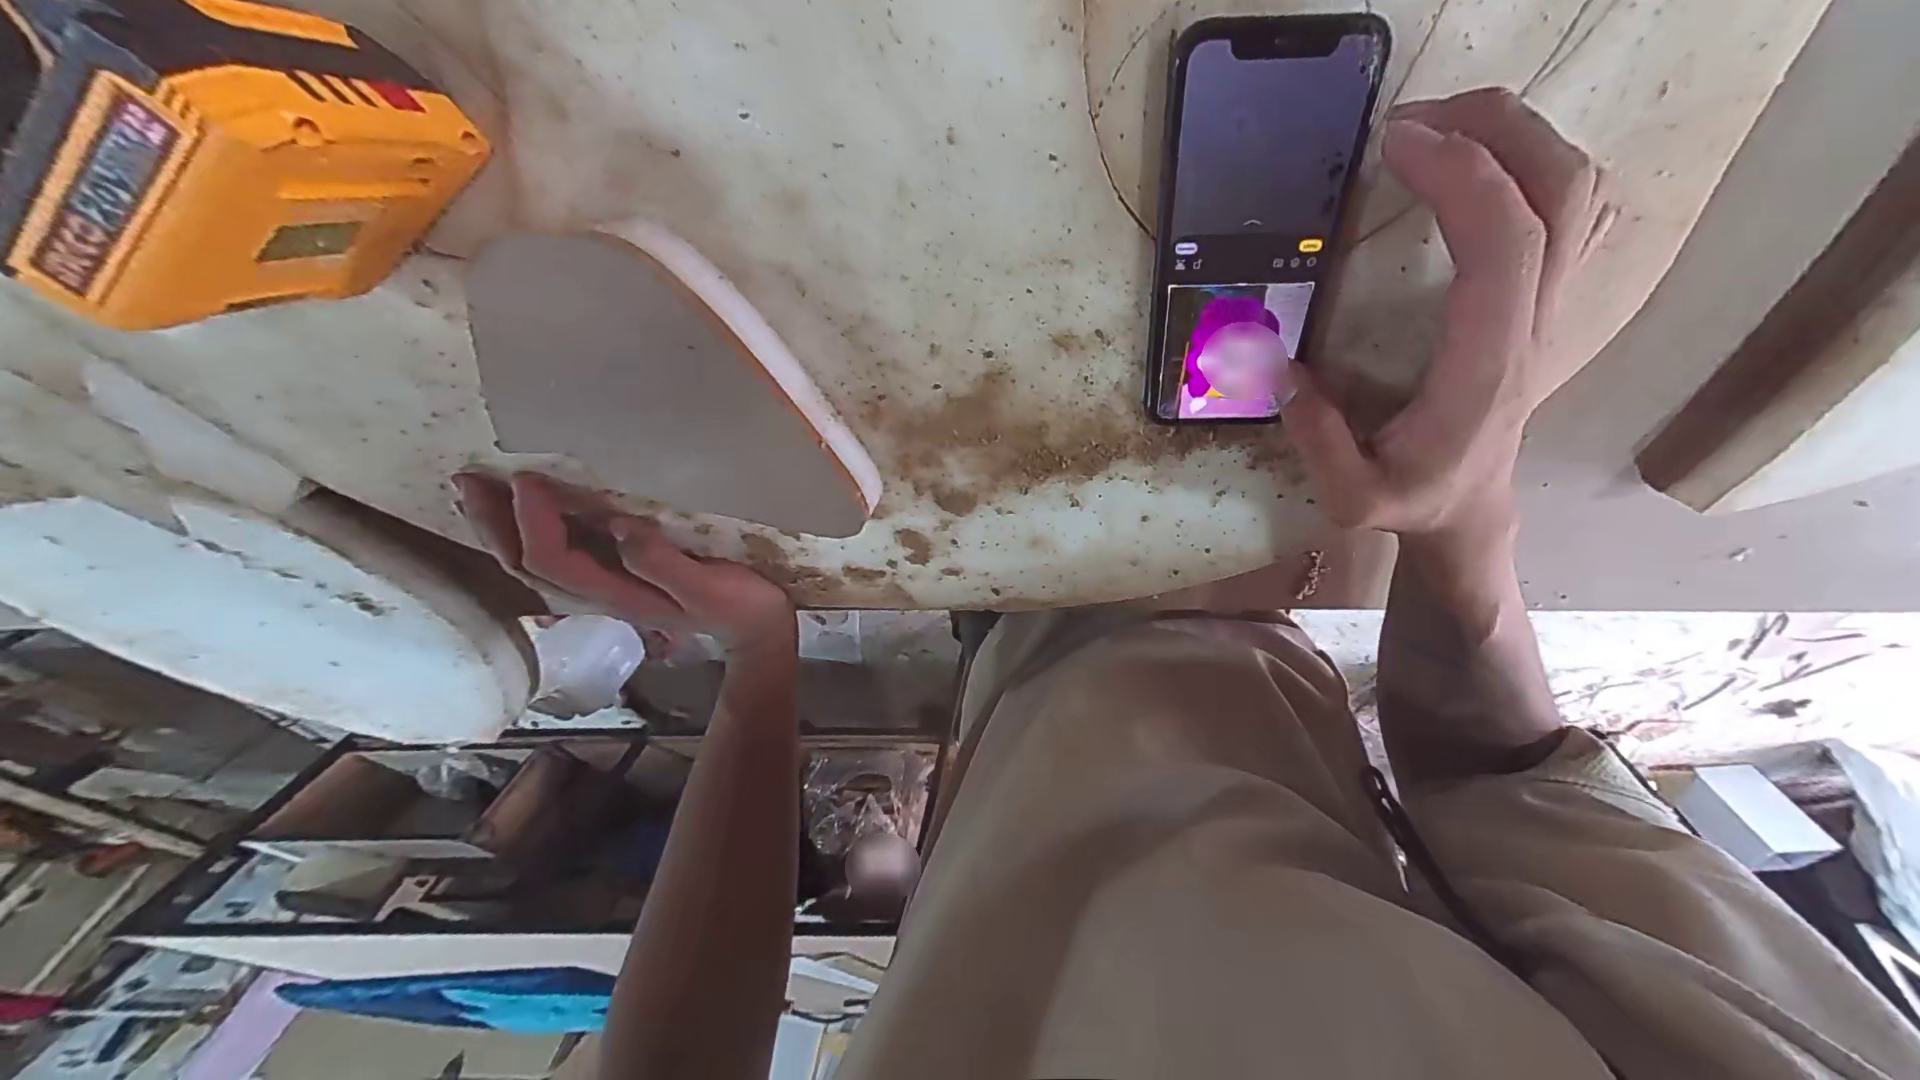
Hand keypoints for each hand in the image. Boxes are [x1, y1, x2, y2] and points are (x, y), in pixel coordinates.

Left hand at [451, 472, 796, 656]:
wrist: (753, 629)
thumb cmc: (739, 604)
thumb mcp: (708, 587)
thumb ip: (662, 562)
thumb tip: (619, 527)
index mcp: (619, 594)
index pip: (555, 560)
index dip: (534, 521)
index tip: (530, 478)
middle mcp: (601, 594)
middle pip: (526, 565)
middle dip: (493, 524)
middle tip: (468, 478)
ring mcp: (606, 589)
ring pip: (533, 564)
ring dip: (500, 527)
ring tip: (477, 490)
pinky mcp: (618, 579)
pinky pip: (555, 557)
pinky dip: (528, 532)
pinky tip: (527, 511)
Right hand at [1281, 88, 1612, 553]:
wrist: (1468, 513)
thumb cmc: (1411, 503)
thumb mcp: (1352, 495)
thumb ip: (1315, 438)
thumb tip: (1275, 365)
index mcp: (1485, 363)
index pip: (1502, 242)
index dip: (1459, 175)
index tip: (1394, 142)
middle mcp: (1532, 324)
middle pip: (1558, 193)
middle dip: (1497, 130)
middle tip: (1415, 115)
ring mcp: (1547, 311)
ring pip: (1577, 194)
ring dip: (1520, 139)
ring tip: (1445, 126)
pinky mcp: (1540, 306)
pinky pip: (1572, 215)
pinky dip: (1538, 168)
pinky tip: (1487, 166)